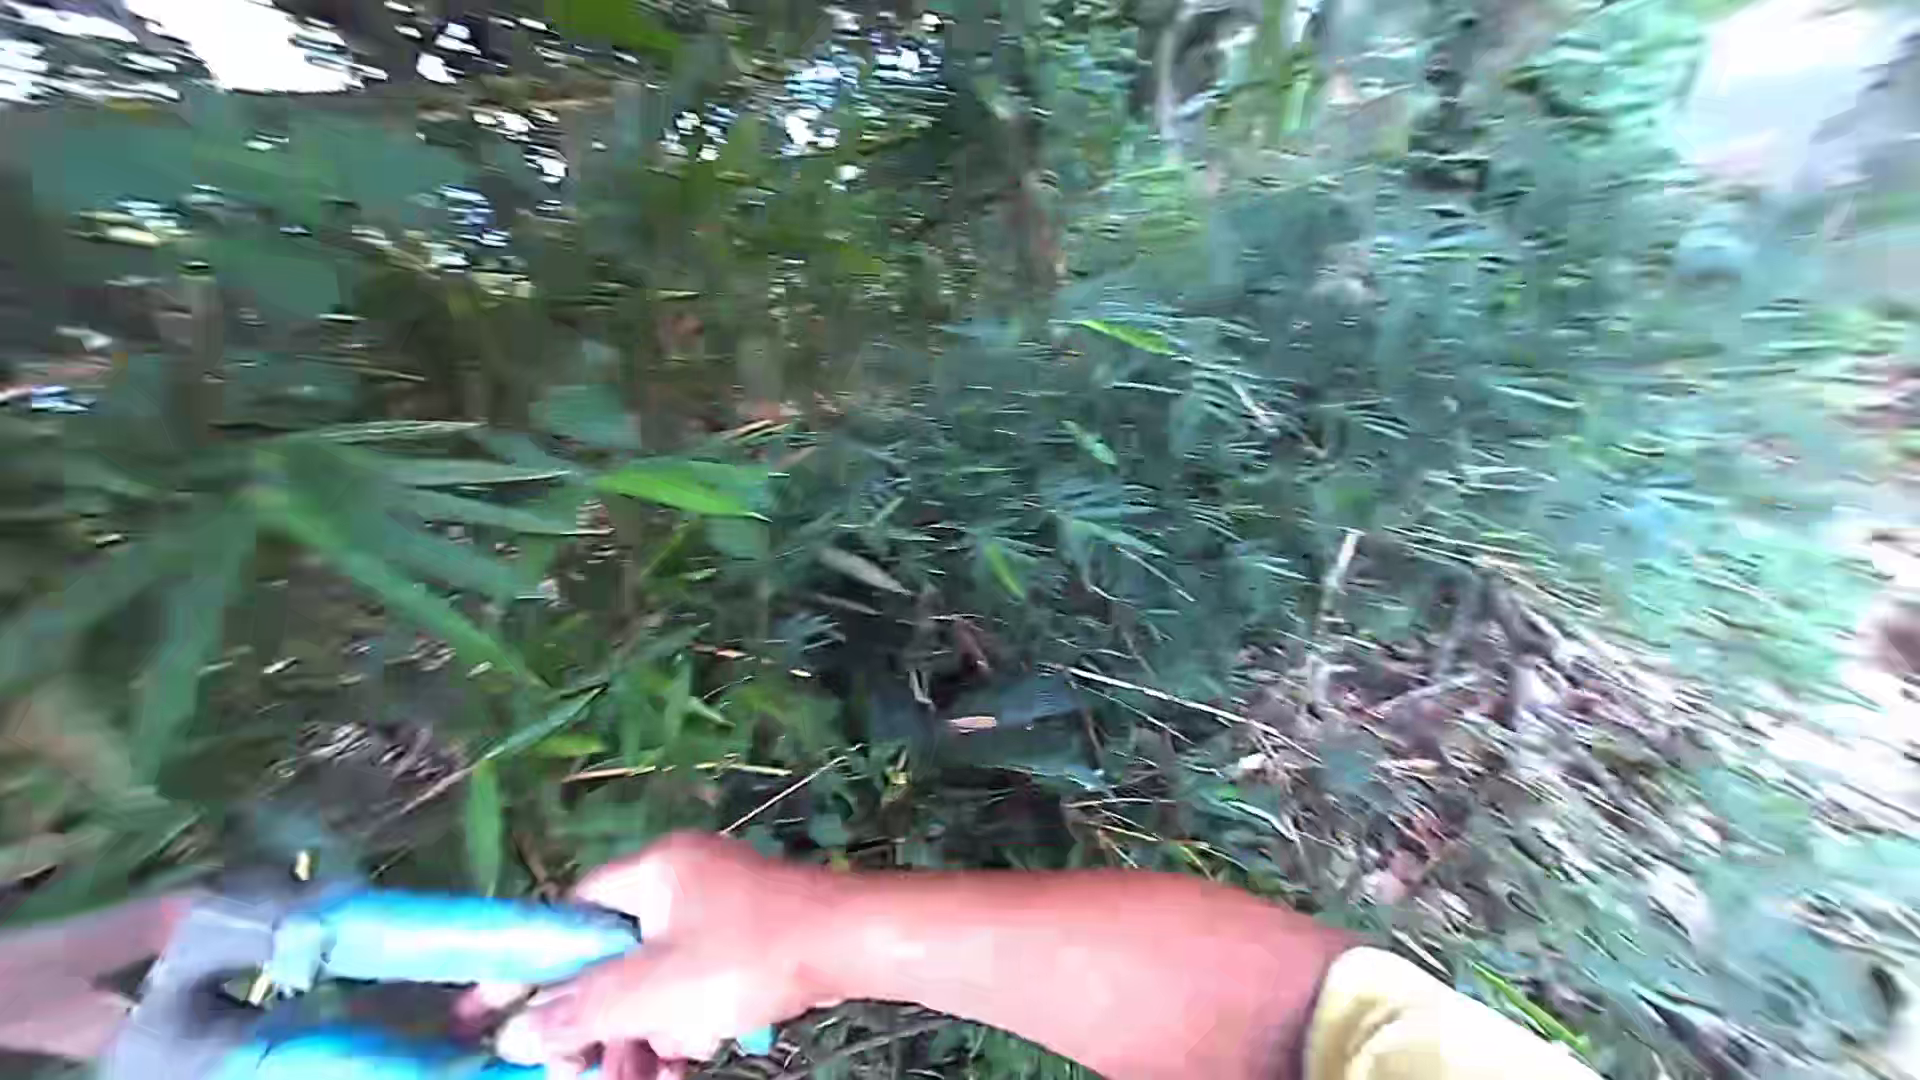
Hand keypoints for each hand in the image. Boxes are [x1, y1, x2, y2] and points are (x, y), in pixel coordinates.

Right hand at [493, 832, 843, 1078]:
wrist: (844, 941)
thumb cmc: (745, 955)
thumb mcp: (653, 990)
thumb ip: (580, 1009)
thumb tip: (515, 1031)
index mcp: (656, 871)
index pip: (571, 910)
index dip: (529, 964)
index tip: (486, 1017)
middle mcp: (683, 879)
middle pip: (612, 954)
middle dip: (601, 1021)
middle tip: (590, 1073)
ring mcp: (716, 905)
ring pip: (653, 977)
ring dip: (646, 1034)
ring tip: (658, 1075)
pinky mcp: (741, 932)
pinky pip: (692, 979)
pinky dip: (685, 1020)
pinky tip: (696, 1056)